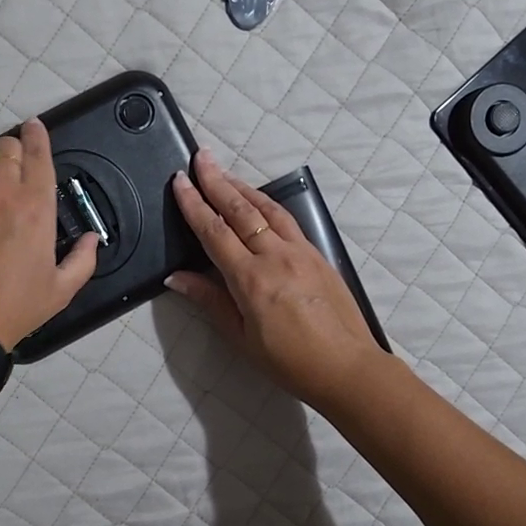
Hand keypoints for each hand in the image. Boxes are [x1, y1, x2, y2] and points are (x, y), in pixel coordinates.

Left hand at [0, 119, 97, 349]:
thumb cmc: (16, 307)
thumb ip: (83, 259)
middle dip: (12, 152)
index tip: (35, 128)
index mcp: (35, 204)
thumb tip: (91, 239)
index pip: (38, 151)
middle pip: (5, 146)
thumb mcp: (62, 289)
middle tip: (11, 170)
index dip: (38, 135)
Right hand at [166, 150, 386, 408]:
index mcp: (251, 280)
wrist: (348, 368)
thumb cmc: (289, 362)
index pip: (214, 232)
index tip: (180, 181)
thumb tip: (177, 277)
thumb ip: (210, 301)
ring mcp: (300, 252)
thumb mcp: (241, 338)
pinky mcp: (318, 255)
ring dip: (242, 187)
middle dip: (217, 181)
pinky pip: (287, 221)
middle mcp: (275, 257)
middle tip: (200, 157)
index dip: (194, 204)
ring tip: (223, 172)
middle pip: (240, 210)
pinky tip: (258, 200)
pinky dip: (267, 204)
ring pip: (267, 209)